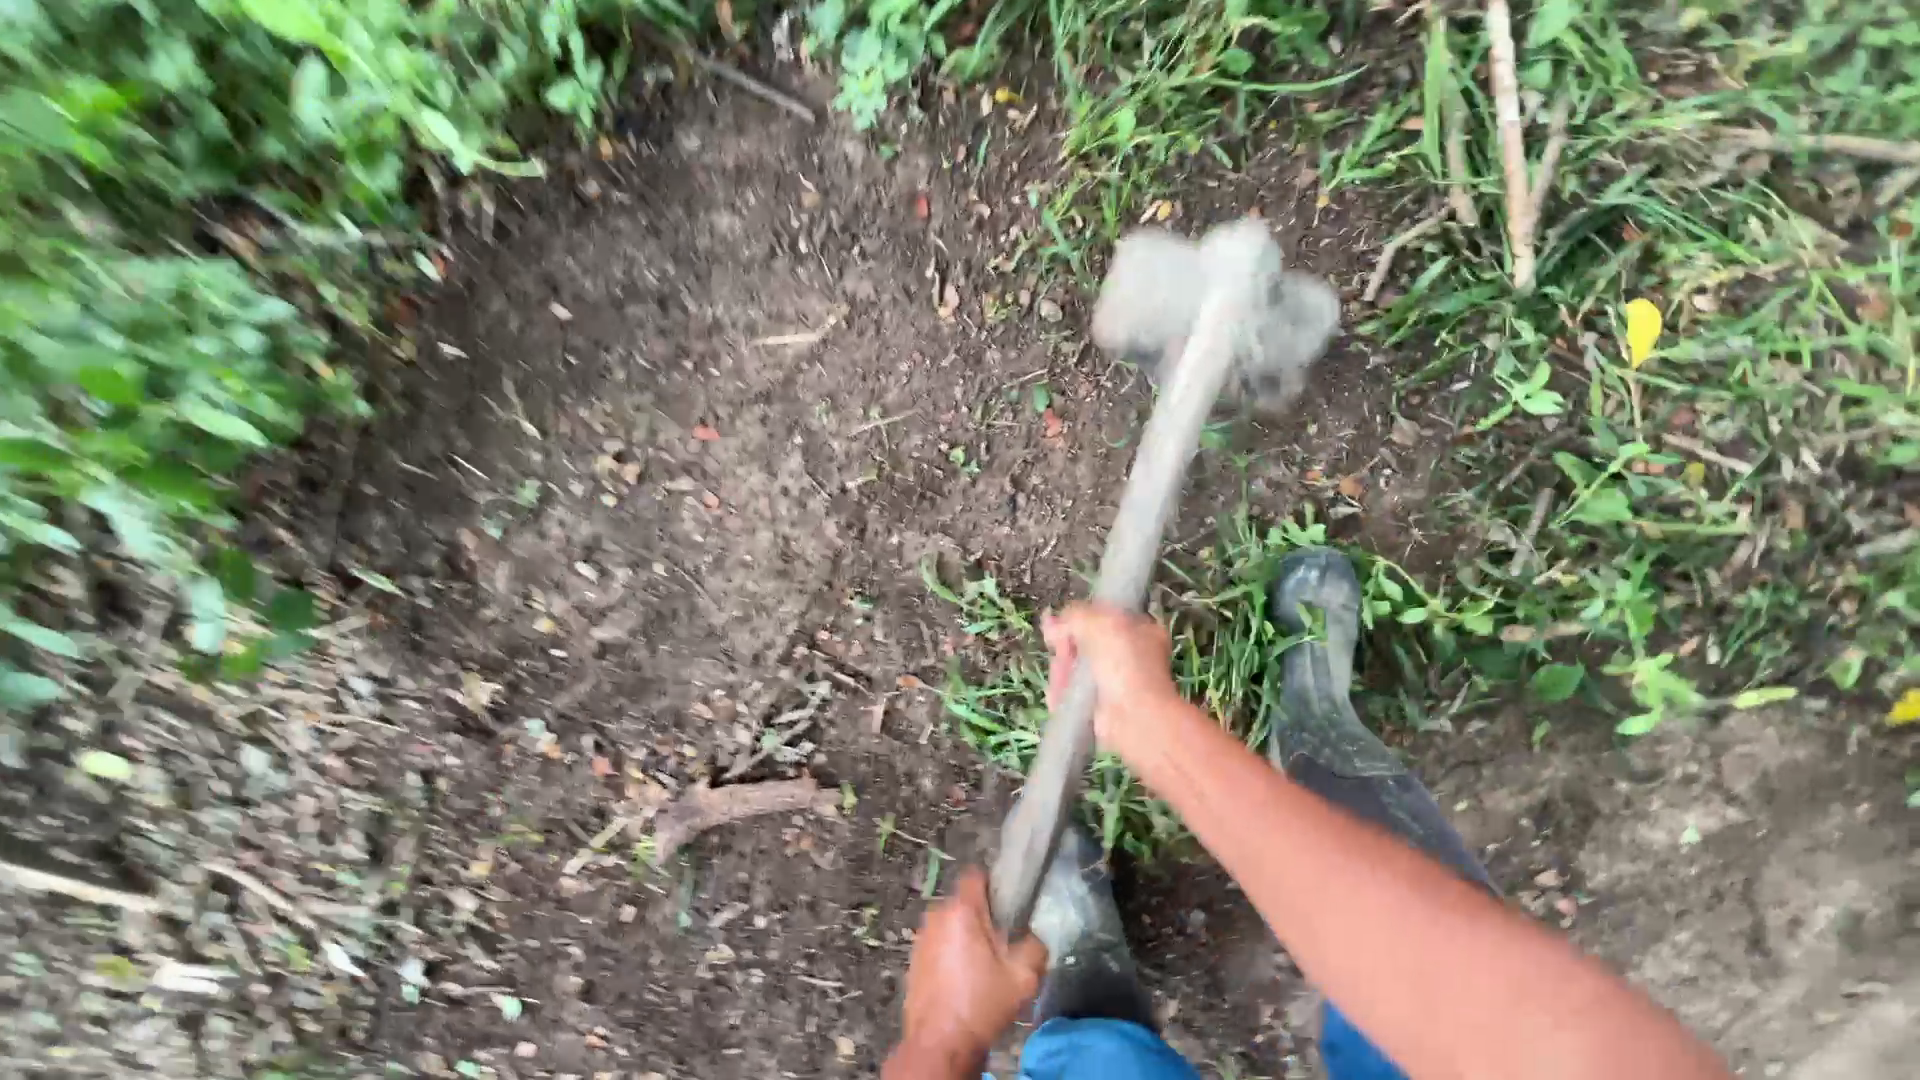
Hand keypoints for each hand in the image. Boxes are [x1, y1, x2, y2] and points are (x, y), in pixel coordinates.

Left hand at [890, 868, 1047, 1074]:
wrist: (940, 1045)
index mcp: (961, 911)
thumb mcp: (1022, 977)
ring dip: (965, 937)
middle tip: (1001, 944)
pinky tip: (962, 981)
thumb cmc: (981, 1004)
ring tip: (982, 967)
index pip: (976, 875)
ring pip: (951, 925)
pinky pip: (939, 944)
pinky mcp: (914, 959)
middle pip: (965, 903)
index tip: (1008, 903)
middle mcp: (936, 916)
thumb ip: (1034, 947)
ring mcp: (921, 937)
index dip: (994, 883)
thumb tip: (1031, 937)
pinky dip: (950, 954)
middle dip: (983, 917)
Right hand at [1041, 603, 1179, 744]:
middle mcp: (1131, 656)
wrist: (1134, 715)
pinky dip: (1062, 693)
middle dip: (1066, 645)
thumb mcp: (1098, 622)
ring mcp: (1116, 684)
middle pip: (1085, 644)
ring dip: (1061, 671)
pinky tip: (1057, 693)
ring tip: (1060, 676)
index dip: (1080, 617)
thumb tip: (1053, 626)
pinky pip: (1073, 694)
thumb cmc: (1123, 662)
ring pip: (1076, 670)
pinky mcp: (1101, 708)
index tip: (1060, 622)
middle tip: (1059, 649)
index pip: (1104, 616)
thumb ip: (1074, 615)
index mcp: (1141, 630)